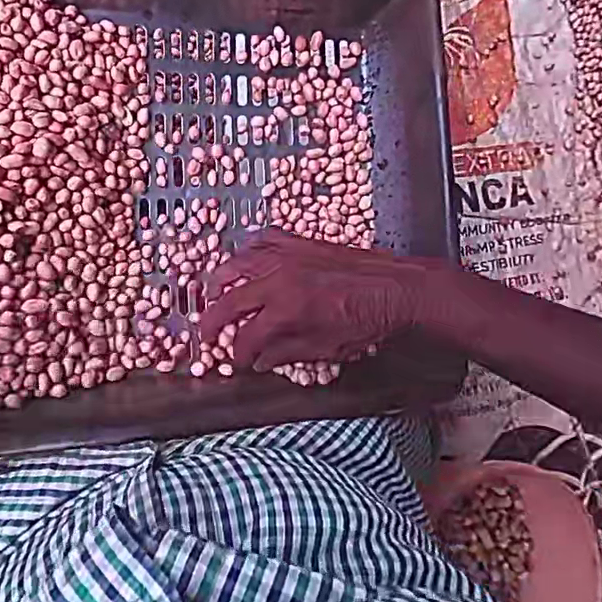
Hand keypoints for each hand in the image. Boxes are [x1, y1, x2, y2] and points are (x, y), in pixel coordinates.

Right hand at [198, 230, 430, 371]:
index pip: (247, 337)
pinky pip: (263, 240)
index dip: (238, 353)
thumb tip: (262, 360)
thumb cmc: (367, 319)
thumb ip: (288, 353)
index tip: (239, 360)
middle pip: (231, 300)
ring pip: (238, 263)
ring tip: (213, 292)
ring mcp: (287, 256)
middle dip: (213, 321)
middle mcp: (280, 280)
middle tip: (207, 332)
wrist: (395, 287)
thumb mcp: (327, 347)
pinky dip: (249, 251)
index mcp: (287, 311)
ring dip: (221, 280)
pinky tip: (246, 260)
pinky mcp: (299, 242)